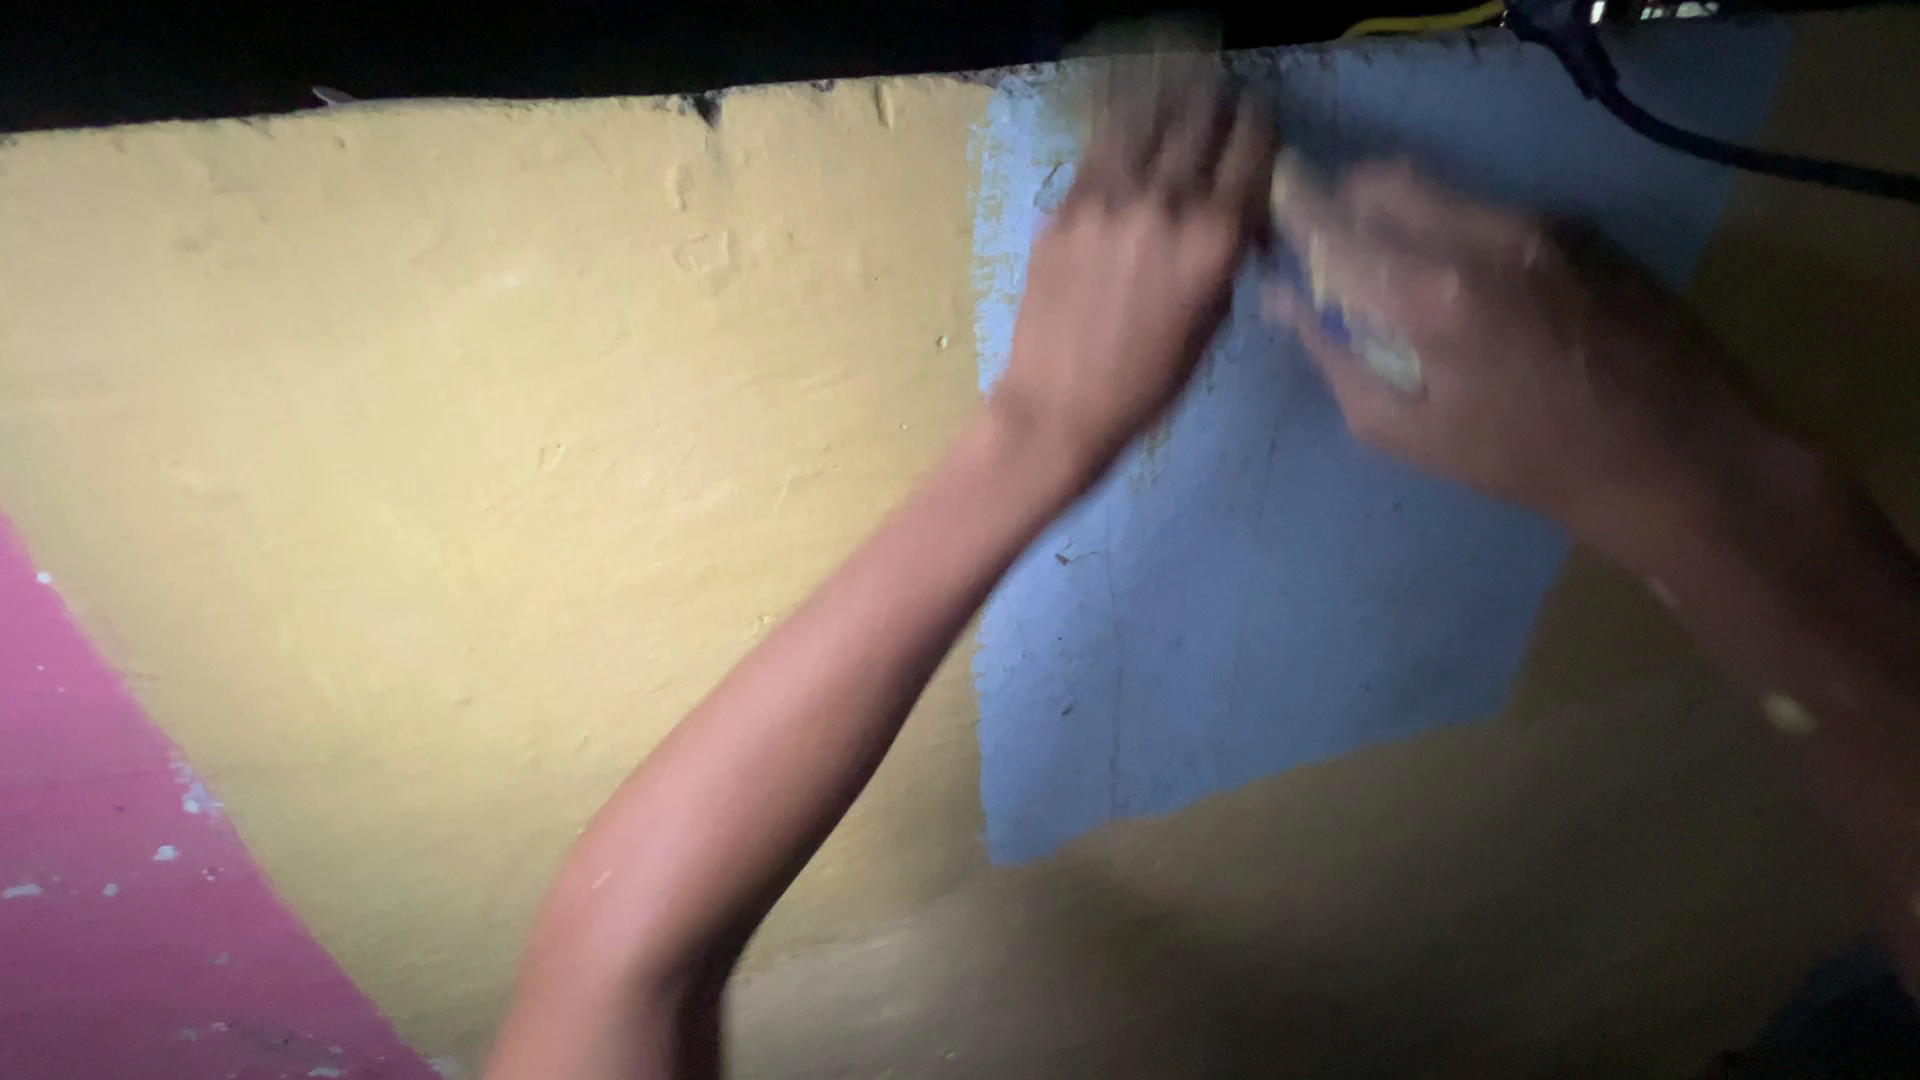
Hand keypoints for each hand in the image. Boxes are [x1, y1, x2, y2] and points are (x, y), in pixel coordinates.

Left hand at [990, 55, 1275, 478]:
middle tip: (1212, 113)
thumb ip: (1225, 260)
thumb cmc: (1142, 385)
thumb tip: (1234, 220)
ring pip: (1146, 118)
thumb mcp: (1209, 327)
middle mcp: (1165, 201)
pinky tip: (1125, 143)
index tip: (1254, 128)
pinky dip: (1121, 137)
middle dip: (1215, 108)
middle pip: (1202, 116)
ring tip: (1169, 111)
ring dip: (1166, 108)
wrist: (1056, 407)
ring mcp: (1106, 199)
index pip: (1254, 143)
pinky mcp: (1062, 208)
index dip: (1260, 126)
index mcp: (1214, 236)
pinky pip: (1099, 150)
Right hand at [1265, 160, 1766, 541]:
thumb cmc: (1515, 456)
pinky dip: (1446, 233)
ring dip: (1394, 221)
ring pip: (1435, 191)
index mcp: (1431, 295)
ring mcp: (1538, 222)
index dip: (1292, 217)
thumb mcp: (1398, 427)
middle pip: (1383, 183)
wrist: (1671, 449)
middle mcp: (1484, 235)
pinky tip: (1460, 289)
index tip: (1271, 218)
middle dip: (1340, 206)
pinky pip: (1482, 209)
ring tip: (1391, 278)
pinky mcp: (1576, 225)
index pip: (1333, 230)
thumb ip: (1333, 355)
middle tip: (1325, 252)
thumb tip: (1286, 301)